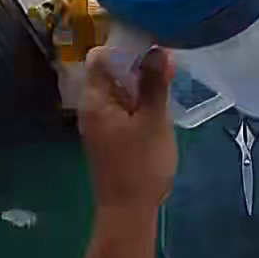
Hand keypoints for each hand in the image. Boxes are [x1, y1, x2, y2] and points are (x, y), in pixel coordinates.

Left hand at [80, 46, 177, 214]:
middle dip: (137, 65)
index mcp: (96, 100)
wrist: (128, 211)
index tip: (154, 46)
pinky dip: (138, 102)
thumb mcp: (154, 121)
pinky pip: (122, 108)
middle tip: (167, 66)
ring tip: (166, 85)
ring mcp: (99, 124)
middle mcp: (91, 108)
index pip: (101, 57)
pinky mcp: (110, 137)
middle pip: (109, 72)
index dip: (125, 48)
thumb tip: (158, 50)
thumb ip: (155, 84)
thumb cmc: (142, 165)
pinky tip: (158, 109)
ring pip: (118, 91)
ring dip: (140, 85)